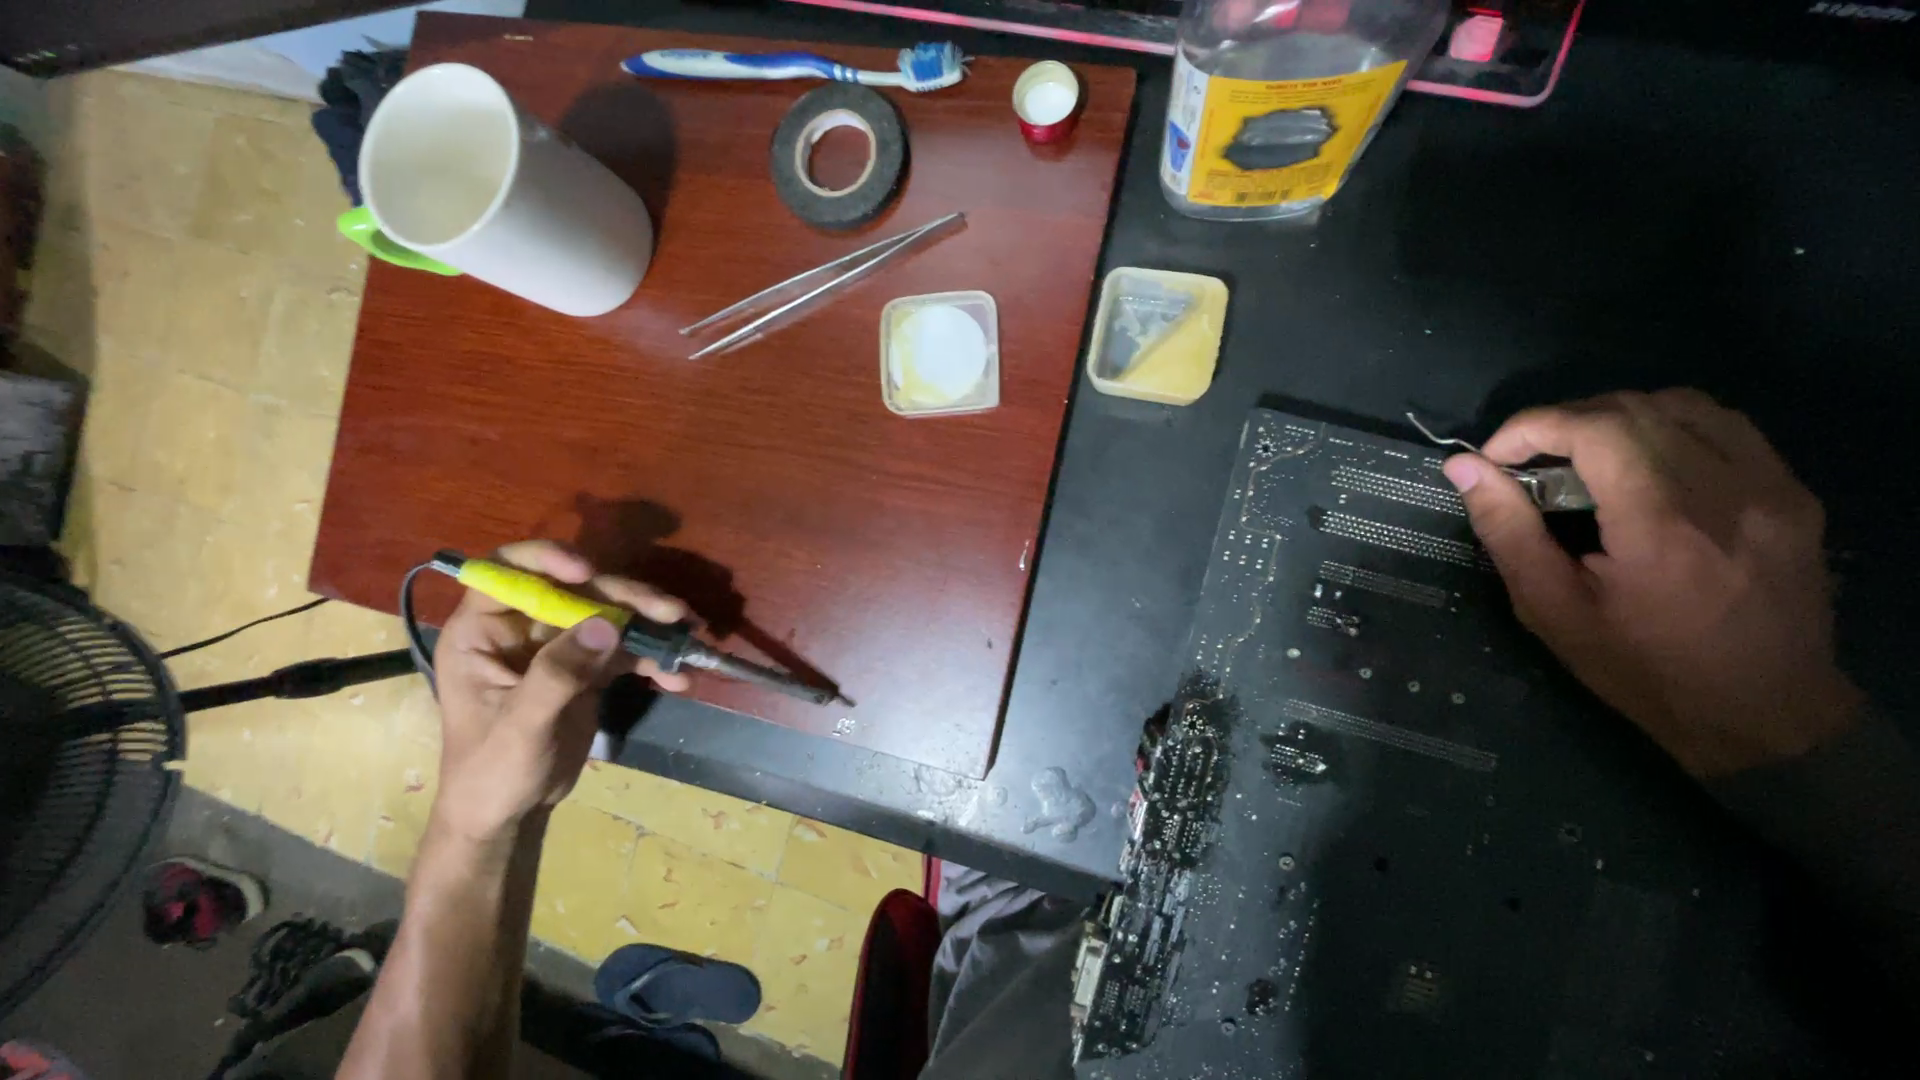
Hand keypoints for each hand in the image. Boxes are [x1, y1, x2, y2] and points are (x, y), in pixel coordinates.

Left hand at [430, 541, 690, 840]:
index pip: (507, 573)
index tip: (588, 573)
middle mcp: (521, 629)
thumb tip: (606, 625)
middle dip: (625, 598)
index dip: (546, 561)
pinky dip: (652, 660)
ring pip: (608, 616)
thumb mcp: (520, 727)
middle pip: (576, 591)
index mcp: (483, 632)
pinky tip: (678, 678)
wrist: (507, 815)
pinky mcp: (587, 669)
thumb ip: (558, 675)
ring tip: (688, 637)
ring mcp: (558, 648)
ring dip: (650, 625)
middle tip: (671, 612)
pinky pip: (624, 651)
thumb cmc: (491, 772)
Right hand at [1443, 389, 1861, 777]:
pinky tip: (1641, 463)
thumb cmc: (1642, 667)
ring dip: (1617, 418)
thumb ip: (1507, 530)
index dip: (1533, 426)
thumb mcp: (1552, 608)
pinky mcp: (1793, 494)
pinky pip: (1727, 428)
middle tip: (1528, 462)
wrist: (1764, 712)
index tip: (1495, 457)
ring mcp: (1772, 488)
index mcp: (1662, 525)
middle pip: (1636, 409)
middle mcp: (1727, 492)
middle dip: (1566, 421)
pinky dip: (1669, 428)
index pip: (1597, 428)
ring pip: (1685, 406)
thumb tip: (1463, 468)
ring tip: (1581, 457)